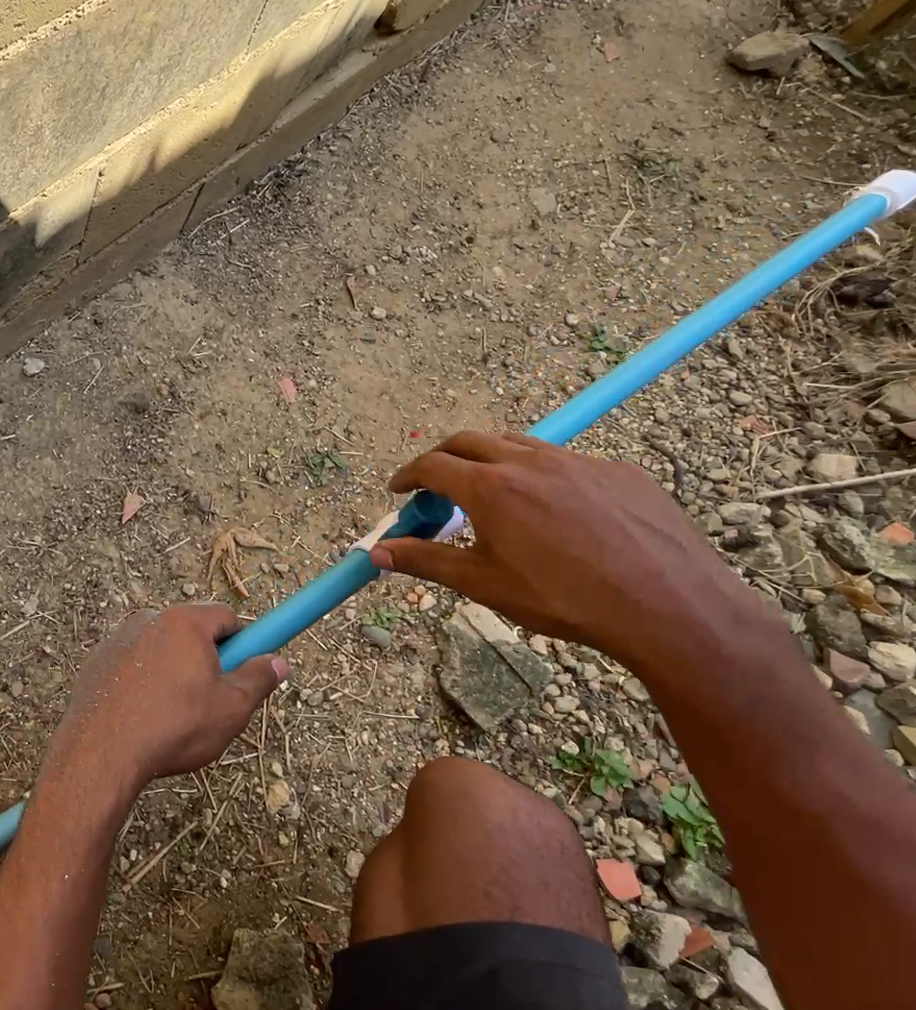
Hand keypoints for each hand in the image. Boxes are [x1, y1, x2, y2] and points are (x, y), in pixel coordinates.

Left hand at [53, 605, 288, 789]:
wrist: (102, 750)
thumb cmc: (174, 726)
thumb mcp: (231, 707)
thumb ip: (258, 679)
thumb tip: (277, 662)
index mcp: (184, 622)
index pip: (226, 617)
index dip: (244, 643)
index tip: (250, 668)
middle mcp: (148, 620)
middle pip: (191, 632)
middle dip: (207, 660)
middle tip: (213, 700)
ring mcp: (117, 639)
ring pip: (161, 650)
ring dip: (174, 672)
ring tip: (175, 715)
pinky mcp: (97, 661)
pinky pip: (132, 665)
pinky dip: (143, 682)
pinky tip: (144, 716)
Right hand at [367, 431, 775, 674]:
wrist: (671, 608)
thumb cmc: (564, 599)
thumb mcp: (483, 584)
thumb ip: (424, 561)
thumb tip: (377, 552)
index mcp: (490, 488)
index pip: (431, 464)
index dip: (407, 476)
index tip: (399, 491)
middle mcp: (531, 462)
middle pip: (470, 440)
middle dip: (443, 458)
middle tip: (436, 487)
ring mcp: (581, 462)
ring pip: (520, 446)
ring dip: (493, 461)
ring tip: (493, 497)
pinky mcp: (623, 472)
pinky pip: (570, 464)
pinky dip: (546, 478)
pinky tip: (558, 516)